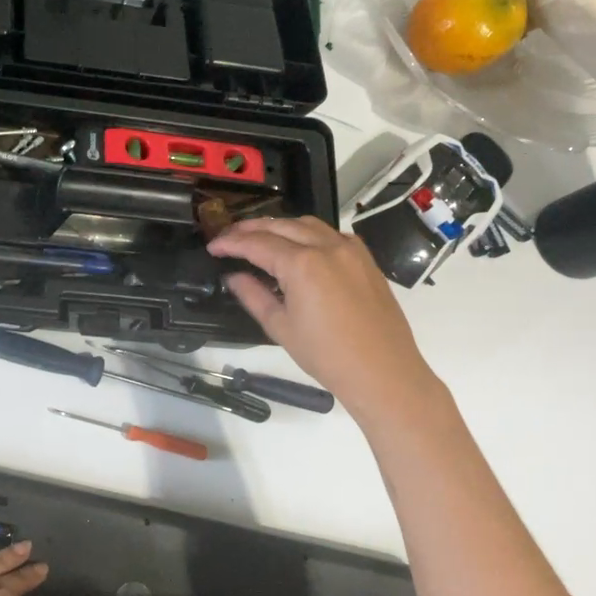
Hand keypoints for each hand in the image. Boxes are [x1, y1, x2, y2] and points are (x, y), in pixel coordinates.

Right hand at [209, 217, 443, 419]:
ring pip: (308, 224)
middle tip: (228, 238)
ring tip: (259, 238)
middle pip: (281, 225)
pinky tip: (298, 248)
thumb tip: (234, 277)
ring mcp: (351, 250)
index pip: (257, 244)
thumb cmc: (326, 355)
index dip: (230, 244)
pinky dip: (308, 234)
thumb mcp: (280, 327)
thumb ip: (253, 295)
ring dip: (279, 227)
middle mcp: (327, 247)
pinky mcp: (365, 259)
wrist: (382, 371)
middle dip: (251, 229)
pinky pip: (331, 234)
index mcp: (303, 265)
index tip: (212, 247)